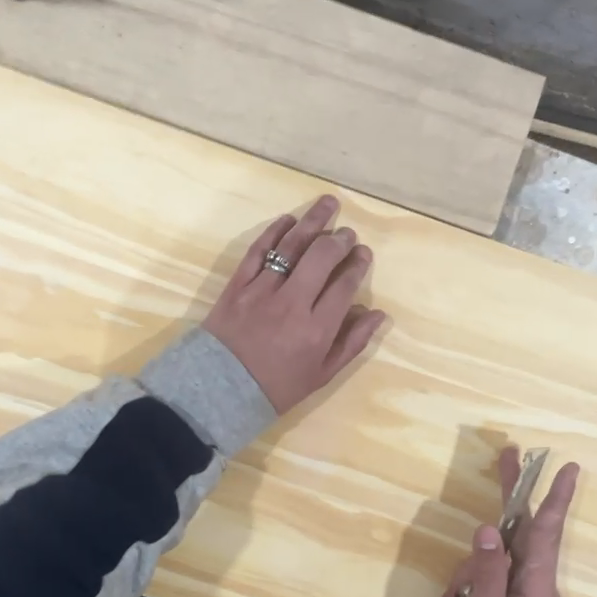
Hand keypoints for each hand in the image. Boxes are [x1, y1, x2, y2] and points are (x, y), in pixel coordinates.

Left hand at [202, 195, 387, 413]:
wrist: (218, 391)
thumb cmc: (275, 387)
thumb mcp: (321, 375)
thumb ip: (351, 343)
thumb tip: (378, 314)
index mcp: (317, 330)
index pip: (344, 285)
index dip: (358, 265)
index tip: (363, 254)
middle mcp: (292, 304)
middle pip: (322, 258)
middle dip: (340, 240)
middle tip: (348, 234)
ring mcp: (262, 291)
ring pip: (291, 247)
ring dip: (313, 222)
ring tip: (328, 204)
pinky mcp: (237, 285)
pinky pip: (258, 250)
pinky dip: (275, 231)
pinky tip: (290, 220)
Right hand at [431, 446, 579, 596]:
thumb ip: (486, 574)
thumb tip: (490, 531)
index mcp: (537, 590)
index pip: (546, 532)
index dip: (555, 497)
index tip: (568, 466)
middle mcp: (536, 588)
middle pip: (520, 534)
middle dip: (508, 501)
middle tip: (506, 457)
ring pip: (490, 563)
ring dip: (463, 582)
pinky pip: (484, 585)